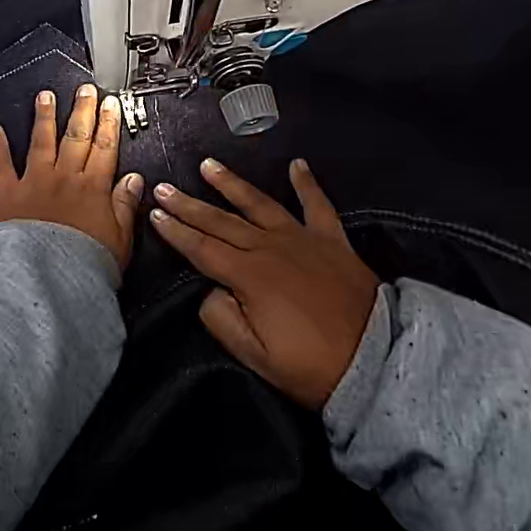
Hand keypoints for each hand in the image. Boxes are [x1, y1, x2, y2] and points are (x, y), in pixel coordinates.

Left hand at [0, 83, 145, 272]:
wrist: (44, 278)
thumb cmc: (83, 265)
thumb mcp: (120, 239)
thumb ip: (126, 206)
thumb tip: (135, 181)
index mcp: (93, 188)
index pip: (105, 147)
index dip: (109, 124)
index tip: (111, 105)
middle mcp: (64, 178)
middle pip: (76, 136)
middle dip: (82, 110)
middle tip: (85, 90)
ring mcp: (35, 182)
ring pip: (41, 141)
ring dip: (44, 117)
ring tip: (45, 96)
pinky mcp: (8, 194)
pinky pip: (1, 165)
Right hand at [149, 158, 381, 409]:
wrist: (376, 361)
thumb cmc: (310, 365)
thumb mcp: (254, 355)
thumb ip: (221, 318)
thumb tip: (210, 289)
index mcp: (248, 276)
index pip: (201, 248)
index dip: (175, 231)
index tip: (154, 214)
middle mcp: (271, 248)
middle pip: (221, 221)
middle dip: (188, 204)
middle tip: (164, 187)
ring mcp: (303, 239)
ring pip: (259, 204)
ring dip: (231, 184)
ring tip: (208, 165)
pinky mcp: (333, 241)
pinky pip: (318, 205)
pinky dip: (307, 184)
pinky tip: (297, 165)